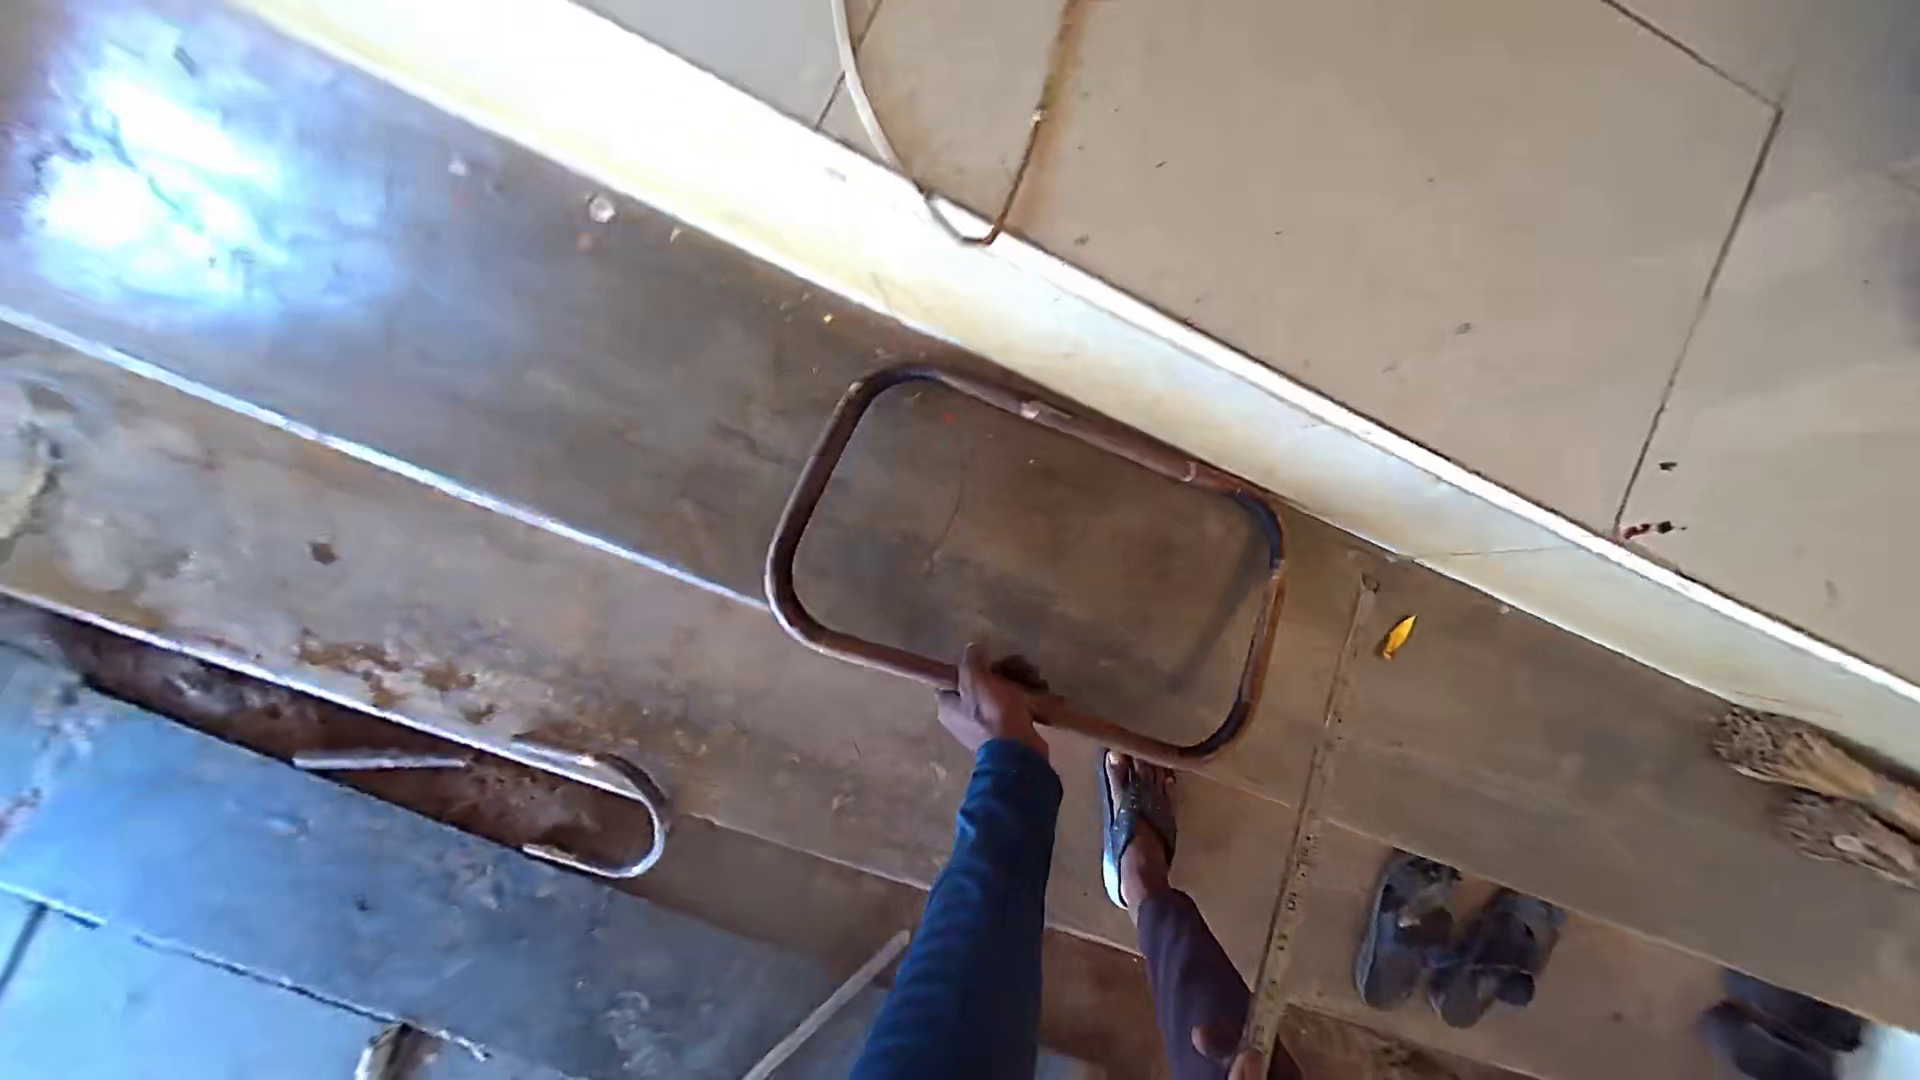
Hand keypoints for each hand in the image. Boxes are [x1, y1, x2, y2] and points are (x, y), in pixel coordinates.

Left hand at [936, 643, 1048, 760]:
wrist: (1018, 752)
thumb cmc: (992, 713)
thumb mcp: (976, 680)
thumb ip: (971, 660)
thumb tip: (973, 648)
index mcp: (948, 707)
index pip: (951, 679)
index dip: (967, 667)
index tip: (984, 661)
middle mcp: (961, 718)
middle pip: (978, 685)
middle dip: (999, 673)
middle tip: (1014, 667)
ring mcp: (983, 727)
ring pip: (997, 694)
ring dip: (1015, 683)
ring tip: (1032, 677)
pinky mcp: (1004, 732)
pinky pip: (1011, 708)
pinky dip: (1023, 698)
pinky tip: (1038, 690)